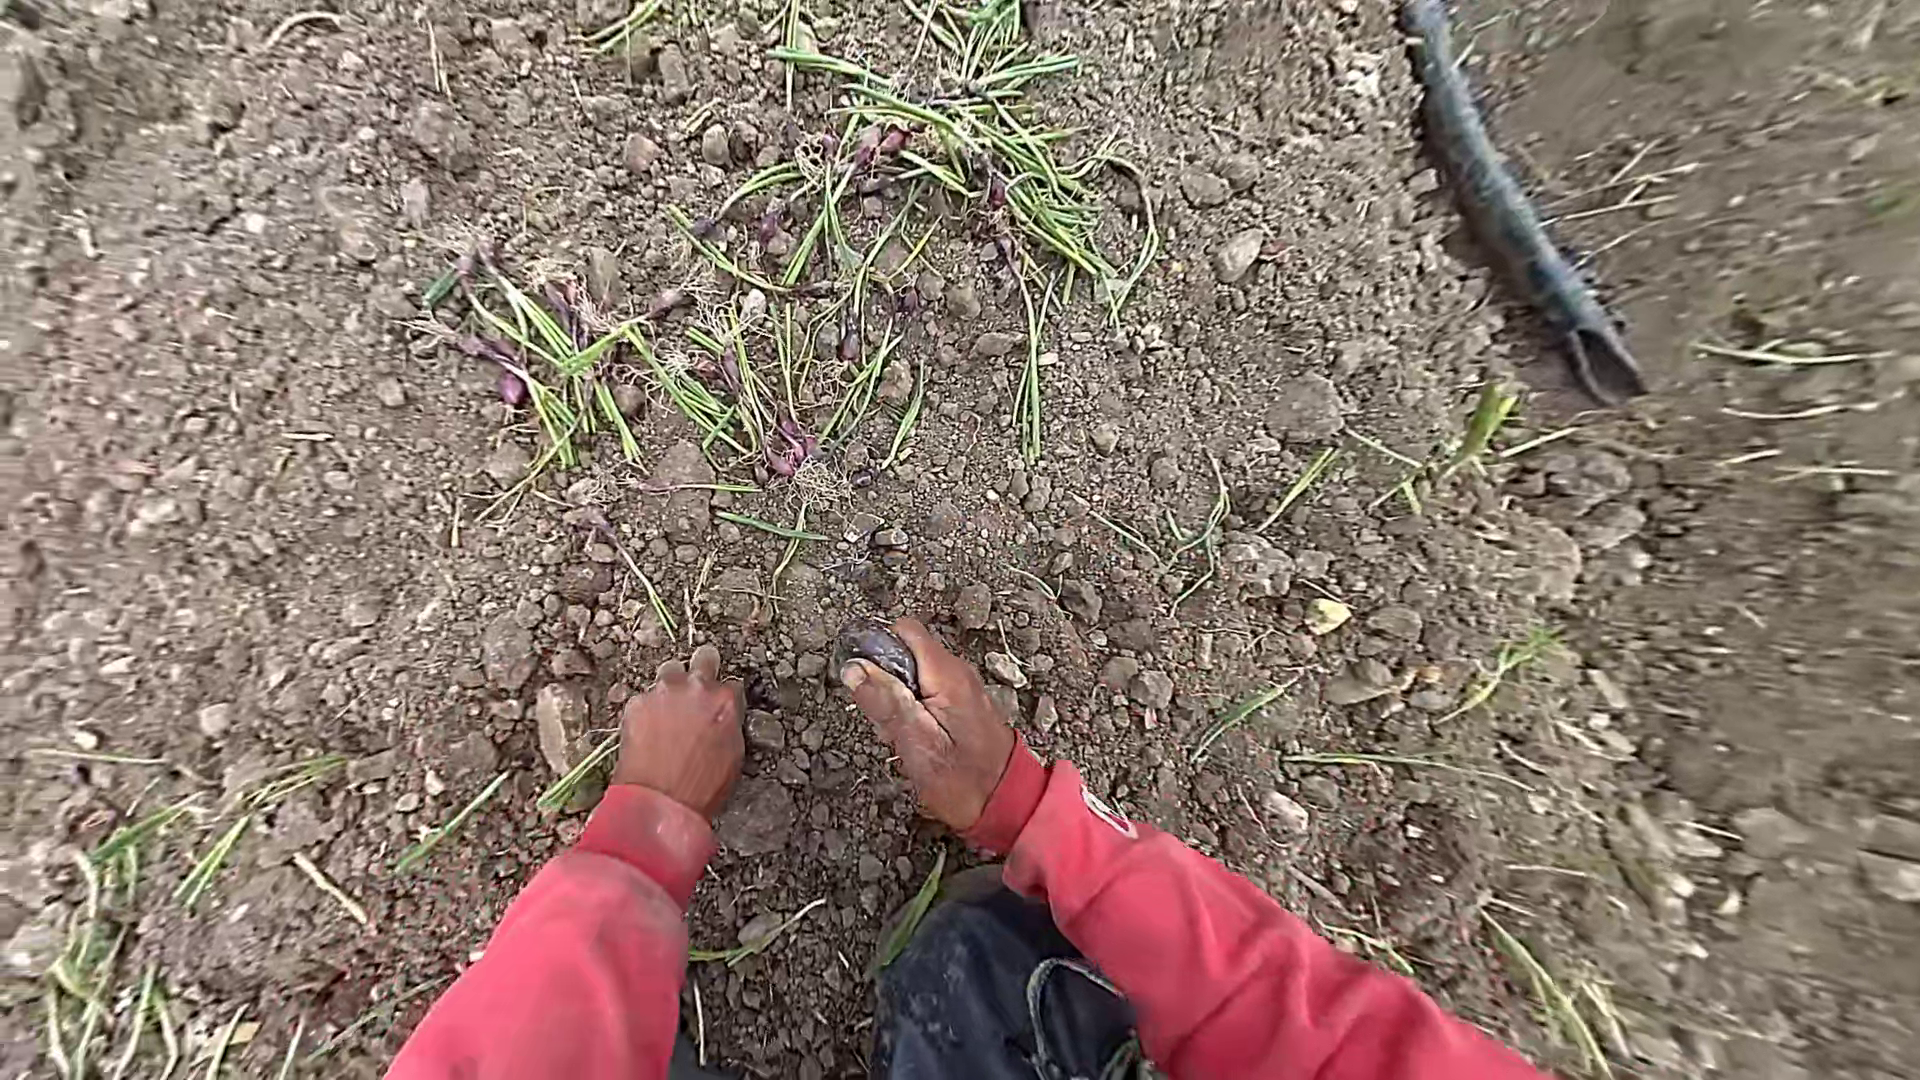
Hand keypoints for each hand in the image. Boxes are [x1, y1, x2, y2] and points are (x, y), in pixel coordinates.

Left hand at [611, 644, 744, 819]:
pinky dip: (646, 708)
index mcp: (726, 699)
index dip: (723, 695)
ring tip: (668, 709)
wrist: (658, 803)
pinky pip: (644, 696)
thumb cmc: (701, 786)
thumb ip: (730, 722)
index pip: (731, 683)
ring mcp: (664, 692)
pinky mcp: (636, 703)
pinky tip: (648, 729)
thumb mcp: (734, 752)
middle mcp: (697, 687)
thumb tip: (725, 717)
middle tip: (696, 688)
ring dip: (672, 685)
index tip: (717, 705)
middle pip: (704, 658)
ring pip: (670, 671)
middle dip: (703, 668)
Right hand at [840, 619, 1016, 831]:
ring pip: (912, 674)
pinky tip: (916, 740)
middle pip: (906, 652)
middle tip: (888, 720)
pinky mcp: (961, 702)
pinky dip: (913, 711)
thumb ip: (886, 702)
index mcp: (946, 674)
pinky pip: (926, 692)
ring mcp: (961, 686)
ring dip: (897, 700)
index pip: (905, 630)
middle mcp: (957, 672)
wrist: (1007, 804)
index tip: (866, 679)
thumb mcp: (916, 744)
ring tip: (903, 736)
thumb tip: (855, 668)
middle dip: (886, 681)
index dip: (879, 648)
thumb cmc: (965, 781)